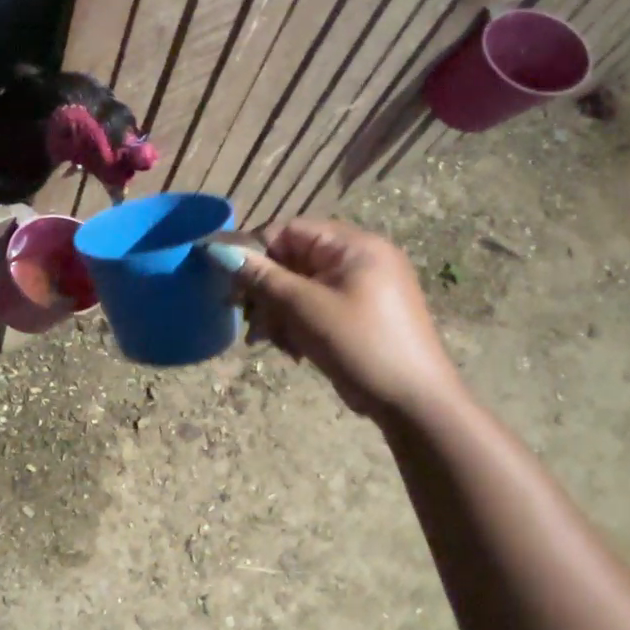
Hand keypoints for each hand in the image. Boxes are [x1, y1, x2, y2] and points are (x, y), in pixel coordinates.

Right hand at [222, 219, 463, 419]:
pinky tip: (290, 348)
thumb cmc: (357, 342)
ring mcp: (360, 287)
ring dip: (275, 311)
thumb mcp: (301, 306)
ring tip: (268, 340)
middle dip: (264, 289)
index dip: (255, 250)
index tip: (229, 279)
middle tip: (244, 315)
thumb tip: (218, 250)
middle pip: (292, 259)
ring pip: (298, 286)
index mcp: (355, 247)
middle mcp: (360, 259)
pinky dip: (295, 322)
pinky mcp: (357, 313)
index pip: (290, 230)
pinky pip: (313, 305)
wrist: (411, 399)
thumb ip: (260, 275)